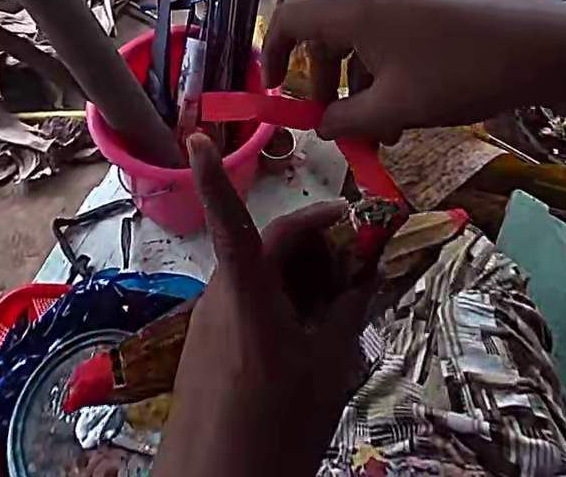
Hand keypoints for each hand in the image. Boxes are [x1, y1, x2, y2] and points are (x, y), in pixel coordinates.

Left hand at [152, 134, 372, 476]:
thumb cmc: (275, 426)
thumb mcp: (327, 370)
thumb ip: (346, 315)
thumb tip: (367, 277)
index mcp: (247, 291)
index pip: (229, 219)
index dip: (213, 177)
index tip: (198, 139)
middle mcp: (221, 294)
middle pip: (266, 245)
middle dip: (311, 243)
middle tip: (353, 260)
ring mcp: (209, 319)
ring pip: (257, 274)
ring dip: (296, 276)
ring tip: (335, 307)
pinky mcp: (206, 342)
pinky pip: (245, 300)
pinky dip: (277, 300)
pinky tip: (304, 335)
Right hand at [262, 0, 565, 141]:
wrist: (539, 45)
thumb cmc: (460, 72)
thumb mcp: (398, 106)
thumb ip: (349, 120)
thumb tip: (321, 127)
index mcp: (355, 11)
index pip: (290, 18)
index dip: (272, 55)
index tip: (276, 94)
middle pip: (324, 39)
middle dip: (324, 86)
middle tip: (338, 127)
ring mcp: (399, 3)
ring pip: (358, 47)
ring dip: (359, 90)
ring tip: (383, 133)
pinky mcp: (422, 13)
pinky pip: (384, 44)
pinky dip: (383, 78)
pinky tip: (405, 113)